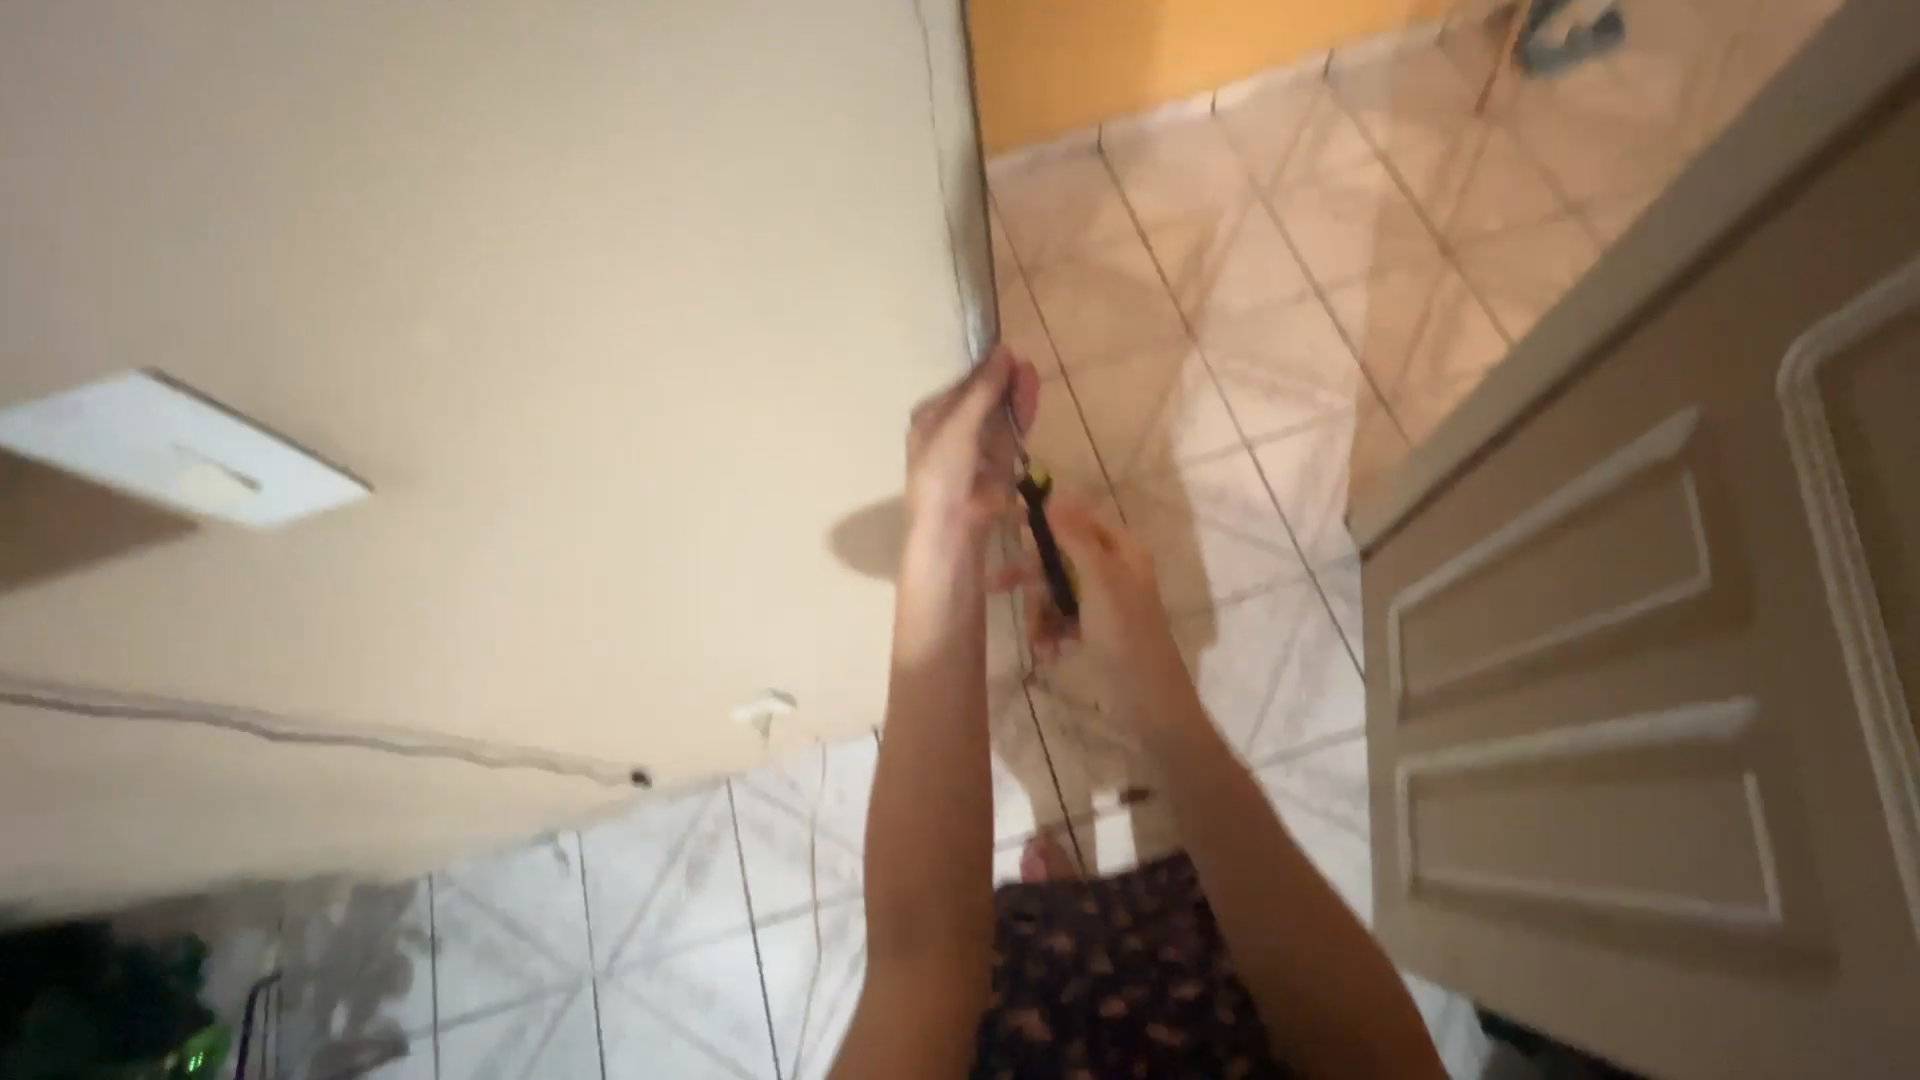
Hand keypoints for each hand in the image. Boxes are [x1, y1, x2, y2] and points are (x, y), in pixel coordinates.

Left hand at [904, 345, 1038, 548]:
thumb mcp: (958, 424)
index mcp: (931, 418)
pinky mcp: (999, 463)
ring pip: (1000, 414)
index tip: (1008, 355)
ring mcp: (977, 447)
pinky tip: (1030, 396)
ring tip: (1032, 376)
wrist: (953, 523)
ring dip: (1015, 396)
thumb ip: (982, 389)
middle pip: (983, 399)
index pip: (962, 387)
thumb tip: (1004, 351)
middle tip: (1025, 365)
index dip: (985, 371)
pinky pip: (1011, 433)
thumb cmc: (943, 470)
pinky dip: (1021, 416)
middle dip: (1003, 382)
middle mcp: (953, 430)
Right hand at [994, 495, 1191, 706]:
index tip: (1008, 519)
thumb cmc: (1126, 634)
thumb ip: (1076, 538)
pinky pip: (1060, 619)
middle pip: (1059, 558)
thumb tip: (1054, 497)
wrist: (1147, 700)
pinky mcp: (1093, 630)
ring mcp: (1102, 602)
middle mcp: (1112, 570)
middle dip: (1033, 578)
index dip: (1045, 520)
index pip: (1078, 520)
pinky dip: (1050, 633)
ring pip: (1055, 592)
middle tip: (995, 585)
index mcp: (1121, 551)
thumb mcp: (1100, 581)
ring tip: (1039, 639)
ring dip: (1040, 614)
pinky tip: (1049, 652)